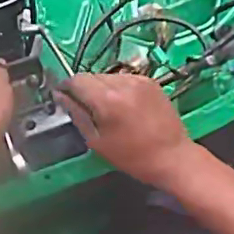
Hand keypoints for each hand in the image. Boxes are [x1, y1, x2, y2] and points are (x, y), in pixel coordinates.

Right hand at [56, 73, 202, 187]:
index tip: (63, 97)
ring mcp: (138, 79)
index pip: (76, 79)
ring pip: (107, 75)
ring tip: (107, 108)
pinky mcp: (150, 81)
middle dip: (83, 88)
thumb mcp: (96, 140)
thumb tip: (61, 96)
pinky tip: (123, 105)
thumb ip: (76, 114)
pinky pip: (124, 78)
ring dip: (100, 87)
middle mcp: (122, 82)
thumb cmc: (132, 156)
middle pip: (91, 75)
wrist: (173, 157)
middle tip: (86, 107)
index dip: (66, 87)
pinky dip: (118, 87)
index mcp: (106, 99)